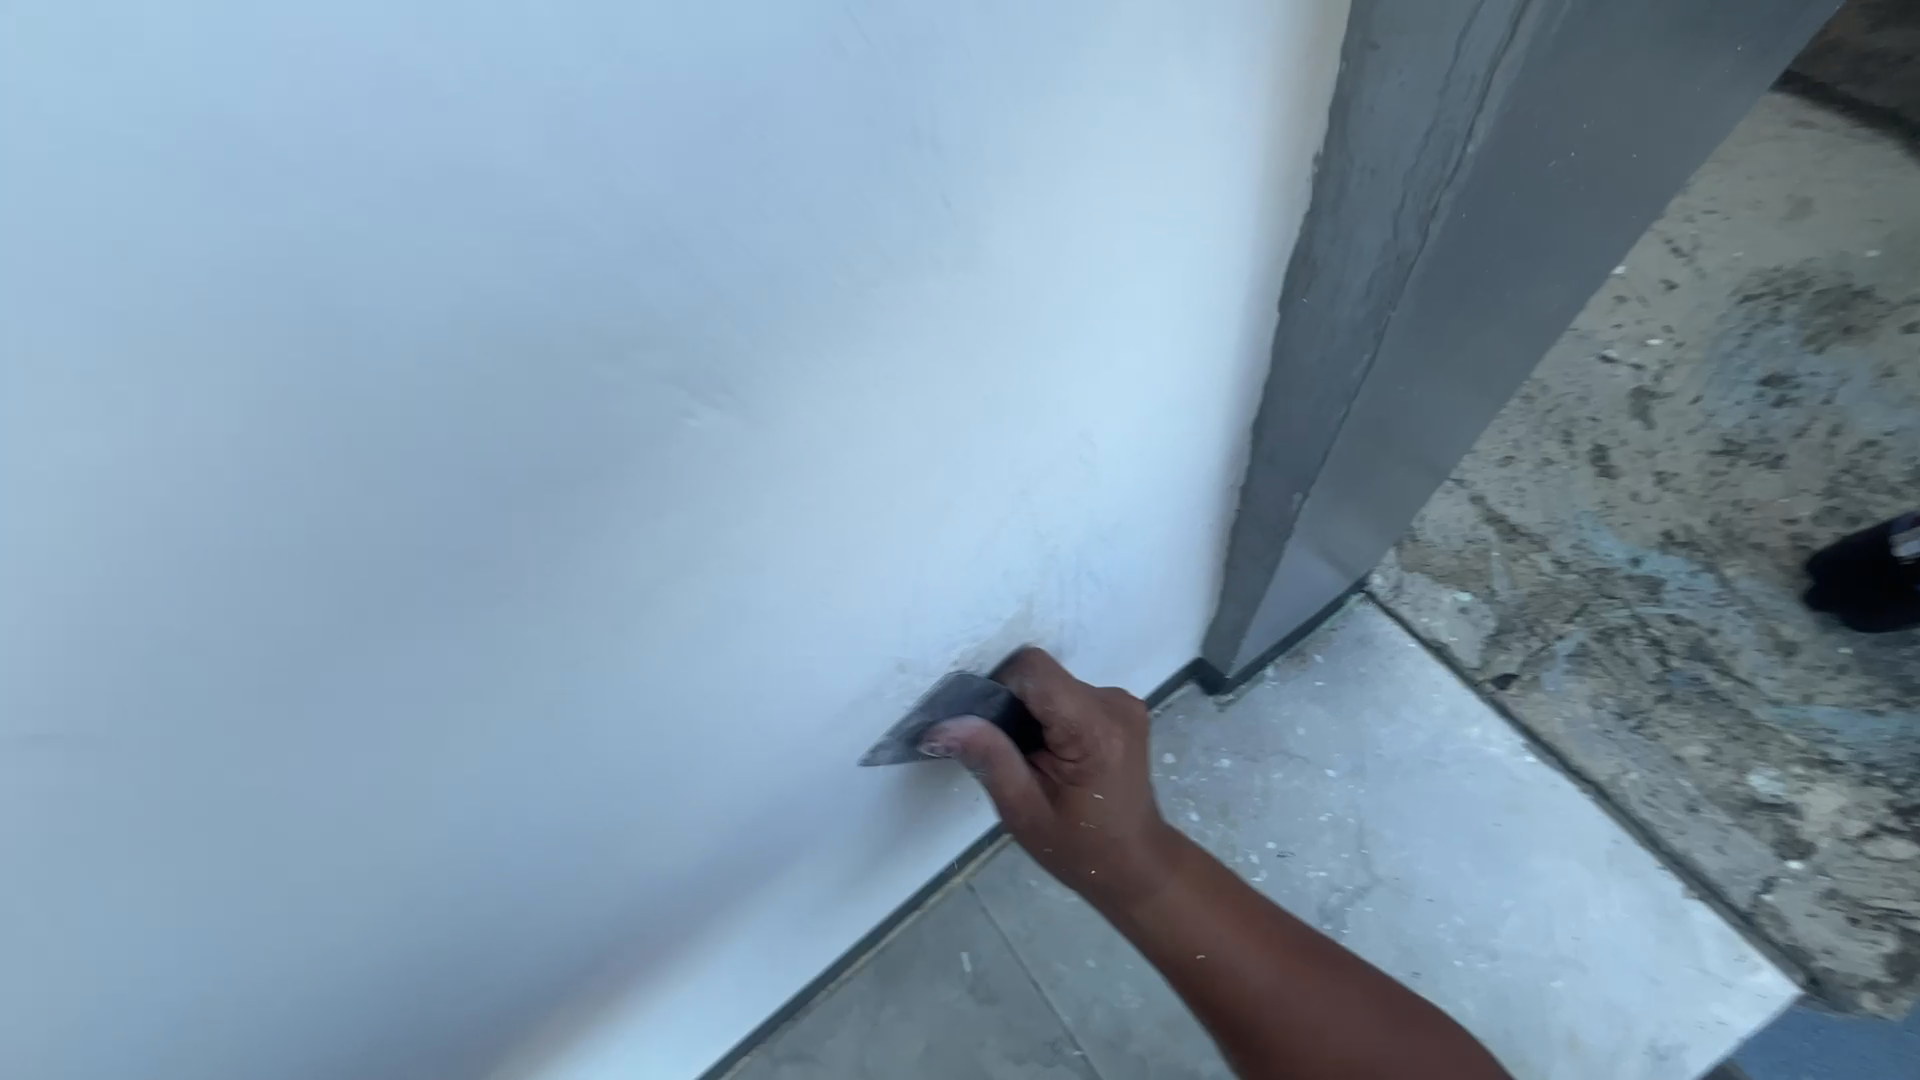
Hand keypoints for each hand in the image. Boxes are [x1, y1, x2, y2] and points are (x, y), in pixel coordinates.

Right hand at [919, 647, 1184, 913]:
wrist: (1136, 863)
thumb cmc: (1080, 848)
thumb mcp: (1023, 811)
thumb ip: (988, 758)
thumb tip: (942, 725)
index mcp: (1095, 729)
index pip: (1033, 670)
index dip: (1000, 688)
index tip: (989, 729)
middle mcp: (1114, 703)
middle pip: (1042, 676)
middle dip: (1014, 706)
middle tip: (1009, 754)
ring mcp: (1121, 702)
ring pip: (1052, 683)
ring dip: (1032, 712)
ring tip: (1031, 757)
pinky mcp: (1119, 706)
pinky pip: (1068, 693)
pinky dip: (1049, 715)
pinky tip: (1051, 752)